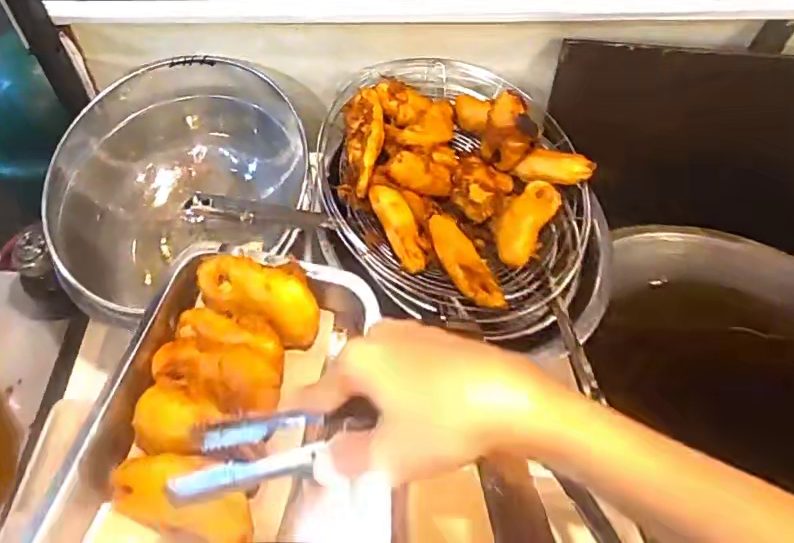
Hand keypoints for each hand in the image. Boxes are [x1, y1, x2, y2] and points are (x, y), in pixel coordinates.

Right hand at [292, 319, 561, 483]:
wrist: (508, 394)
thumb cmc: (441, 422)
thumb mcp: (391, 455)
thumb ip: (349, 458)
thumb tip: (323, 461)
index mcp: (356, 357)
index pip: (315, 392)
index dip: (300, 417)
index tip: (285, 431)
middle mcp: (374, 334)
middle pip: (346, 379)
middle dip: (345, 412)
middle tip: (352, 448)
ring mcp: (406, 331)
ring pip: (376, 372)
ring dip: (375, 402)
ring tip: (391, 436)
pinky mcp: (434, 338)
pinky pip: (402, 366)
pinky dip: (401, 390)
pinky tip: (422, 415)